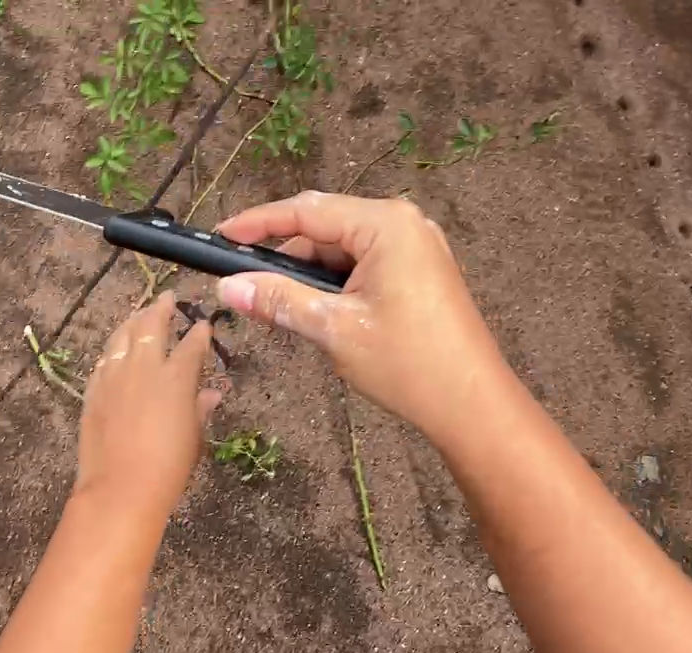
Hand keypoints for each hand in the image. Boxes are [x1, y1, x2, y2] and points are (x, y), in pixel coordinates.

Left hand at [74, 291, 222, 518]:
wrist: (120, 489)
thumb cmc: (168, 470)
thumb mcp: (194, 439)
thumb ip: (200, 409)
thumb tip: (211, 393)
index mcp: (176, 378)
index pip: (192, 344)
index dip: (200, 334)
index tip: (204, 327)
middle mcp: (144, 368)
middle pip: (151, 325)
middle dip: (161, 308)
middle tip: (167, 298)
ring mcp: (113, 377)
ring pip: (121, 335)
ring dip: (132, 320)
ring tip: (139, 314)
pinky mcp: (93, 391)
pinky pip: (104, 360)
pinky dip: (113, 349)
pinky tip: (115, 350)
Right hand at [213, 192, 511, 443]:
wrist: (470, 403)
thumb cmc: (408, 364)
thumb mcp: (334, 330)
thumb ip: (280, 301)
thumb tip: (229, 287)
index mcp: (386, 224)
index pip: (307, 210)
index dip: (258, 222)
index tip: (222, 236)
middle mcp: (404, 224)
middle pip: (325, 229)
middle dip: (284, 258)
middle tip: (246, 289)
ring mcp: (416, 248)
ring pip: (343, 252)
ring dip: (309, 278)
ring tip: (280, 312)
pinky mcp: (419, 273)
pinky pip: (364, 267)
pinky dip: (336, 286)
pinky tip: (317, 314)